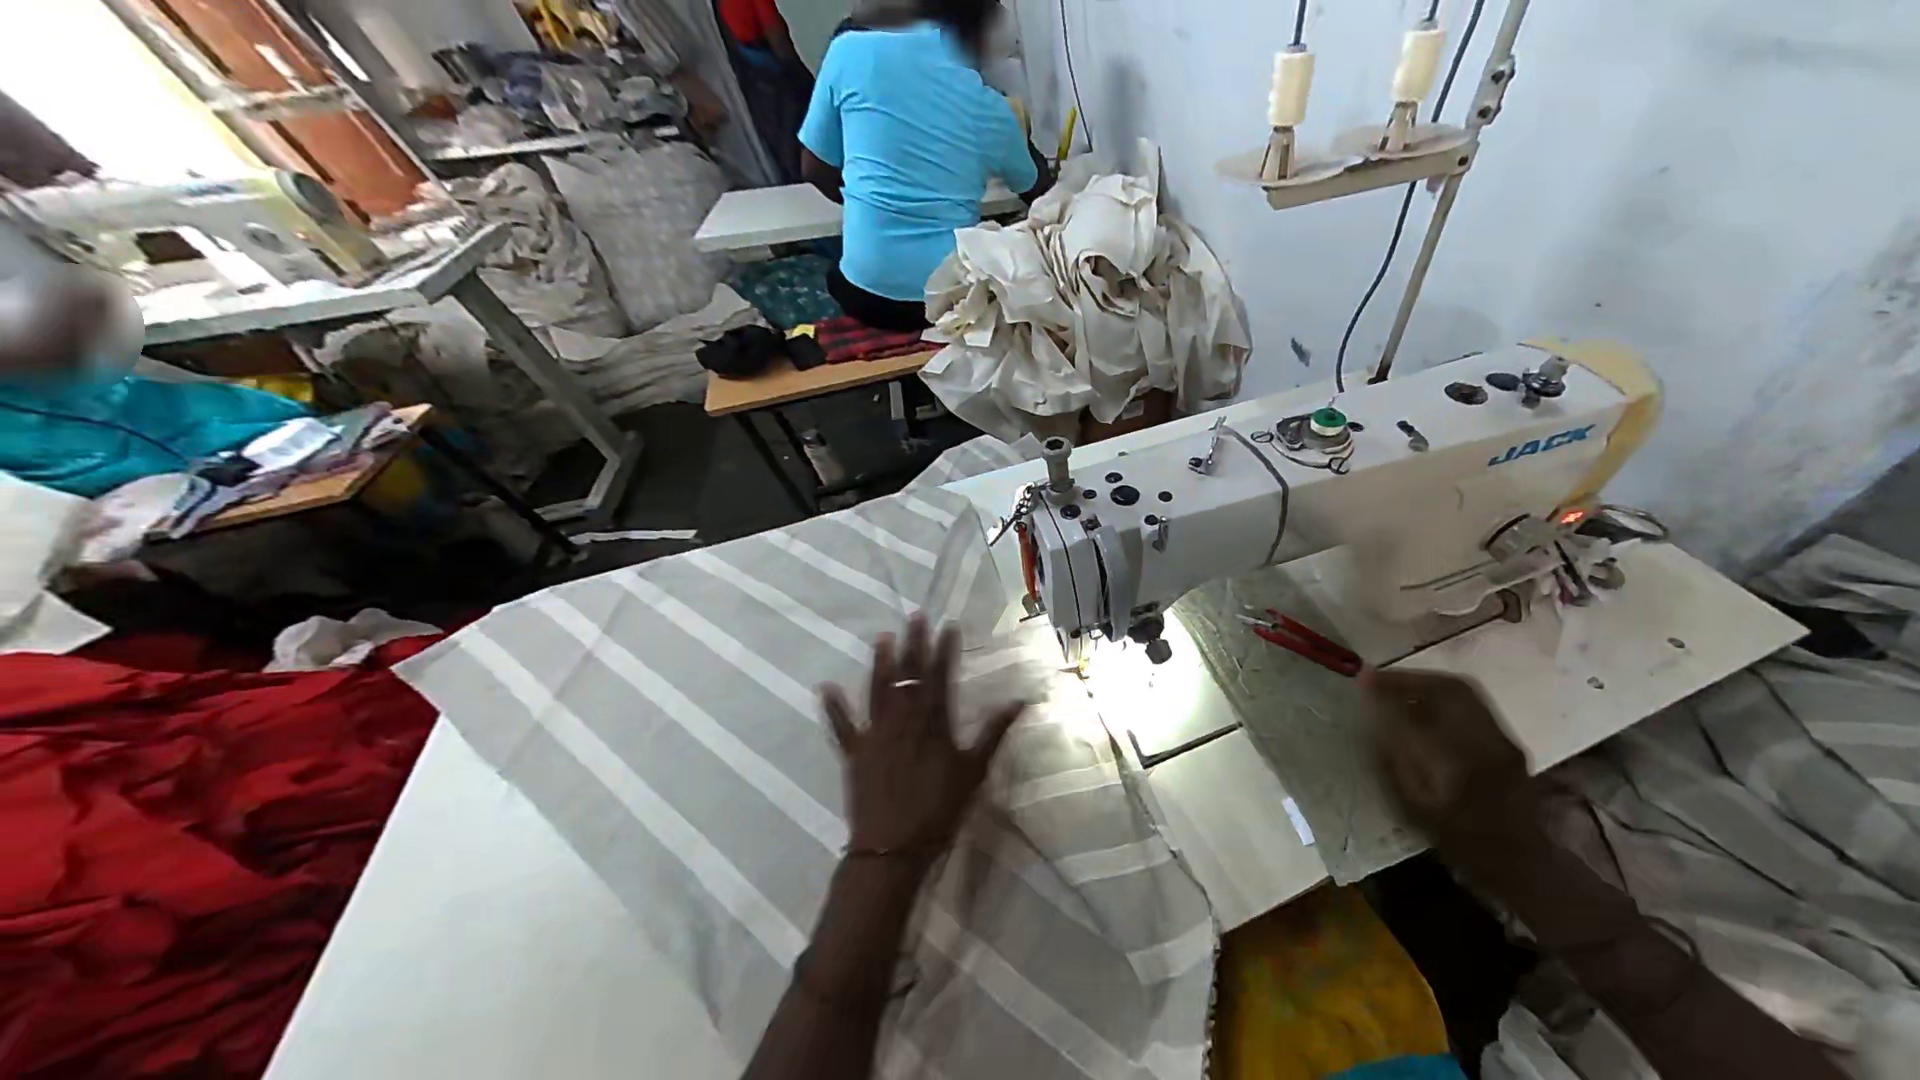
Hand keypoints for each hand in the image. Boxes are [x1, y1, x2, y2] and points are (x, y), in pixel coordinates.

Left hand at [822, 616, 1027, 864]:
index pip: (941, 674)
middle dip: (913, 643)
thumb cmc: (941, 808)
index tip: (948, 624)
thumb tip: (1020, 701)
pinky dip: (833, 707)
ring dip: (879, 662)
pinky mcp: (854, 751)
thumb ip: (995, 732)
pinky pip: (841, 725)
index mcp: (934, 721)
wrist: (896, 846)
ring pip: (877, 689)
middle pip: (908, 673)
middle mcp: (903, 718)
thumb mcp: (975, 770)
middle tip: (914, 616)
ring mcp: (875, 733)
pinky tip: (825, 687)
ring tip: (882, 637)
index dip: (945, 648)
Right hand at [1365, 669, 1538, 850]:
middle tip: (1380, 680)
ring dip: (1428, 686)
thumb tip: (1373, 713)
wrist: (1519, 866)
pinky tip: (1423, 712)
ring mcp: (1504, 741)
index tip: (1364, 679)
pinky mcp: (1509, 746)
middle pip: (1452, 687)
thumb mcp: (1413, 802)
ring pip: (1465, 694)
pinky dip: (1443, 700)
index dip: (1392, 684)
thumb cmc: (1457, 838)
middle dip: (1412, 678)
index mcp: (1463, 753)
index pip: (1424, 701)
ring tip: (1398, 691)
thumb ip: (1393, 754)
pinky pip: (1472, 707)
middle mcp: (1490, 738)